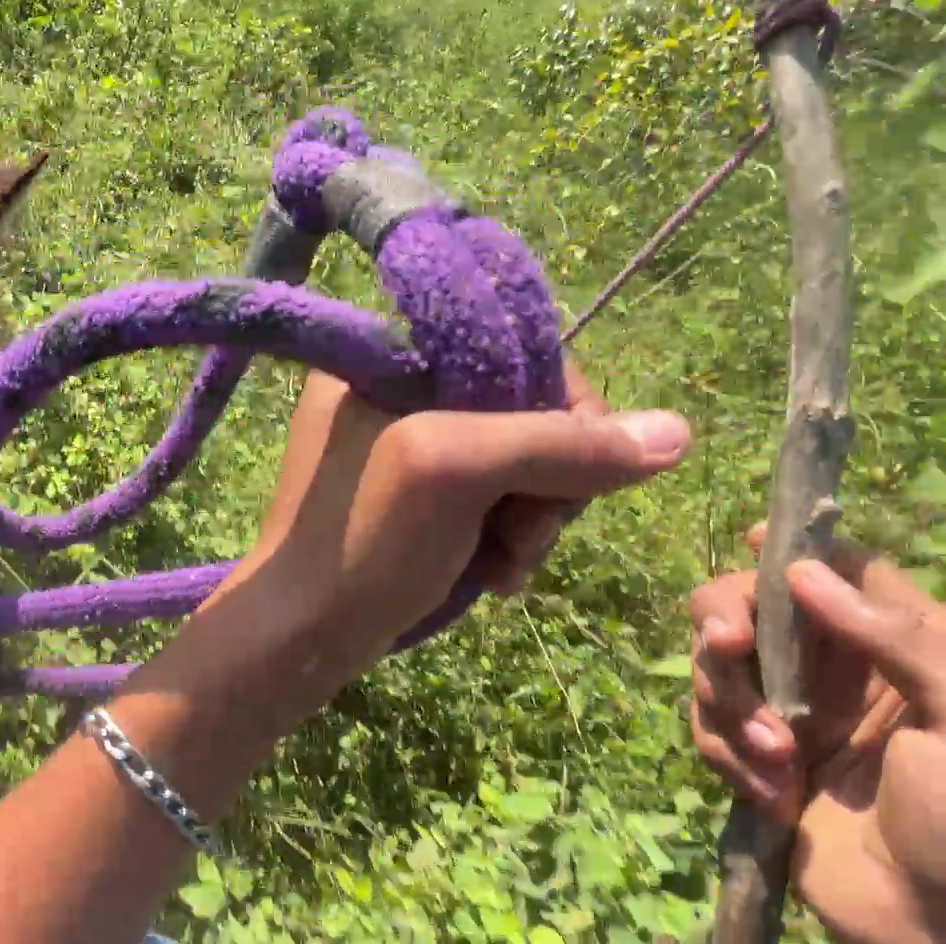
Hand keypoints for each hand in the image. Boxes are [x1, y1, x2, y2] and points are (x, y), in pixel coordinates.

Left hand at [212, 362, 693, 674]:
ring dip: (533, 517)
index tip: (572, 466)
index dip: (560, 407)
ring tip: (504, 562)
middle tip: (524, 530)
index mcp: (384, 361)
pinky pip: (495, 499)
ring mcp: (403, 446)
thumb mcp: (456, 472)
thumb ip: (556, 442)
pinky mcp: (414, 497)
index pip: (511, 349)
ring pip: (520, 461)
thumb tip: (675, 432)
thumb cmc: (363, 538)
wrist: (303, 629)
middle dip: (545, 478)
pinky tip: (496, 574)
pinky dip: (509, 537)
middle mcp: (392, 392)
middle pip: (525, 410)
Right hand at [689, 529, 945, 942]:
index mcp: (898, 652)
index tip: (755, 542)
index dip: (794, 549)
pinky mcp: (751, 754)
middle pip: (747, 607)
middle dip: (722, 623)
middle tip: (726, 645)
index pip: (839, 571)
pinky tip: (771, 794)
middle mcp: (834, 671)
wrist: (938, 928)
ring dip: (733, 709)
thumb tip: (801, 569)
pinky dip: (727, 754)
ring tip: (781, 763)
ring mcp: (787, 712)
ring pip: (713, 668)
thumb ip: (899, 639)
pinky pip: (705, 726)